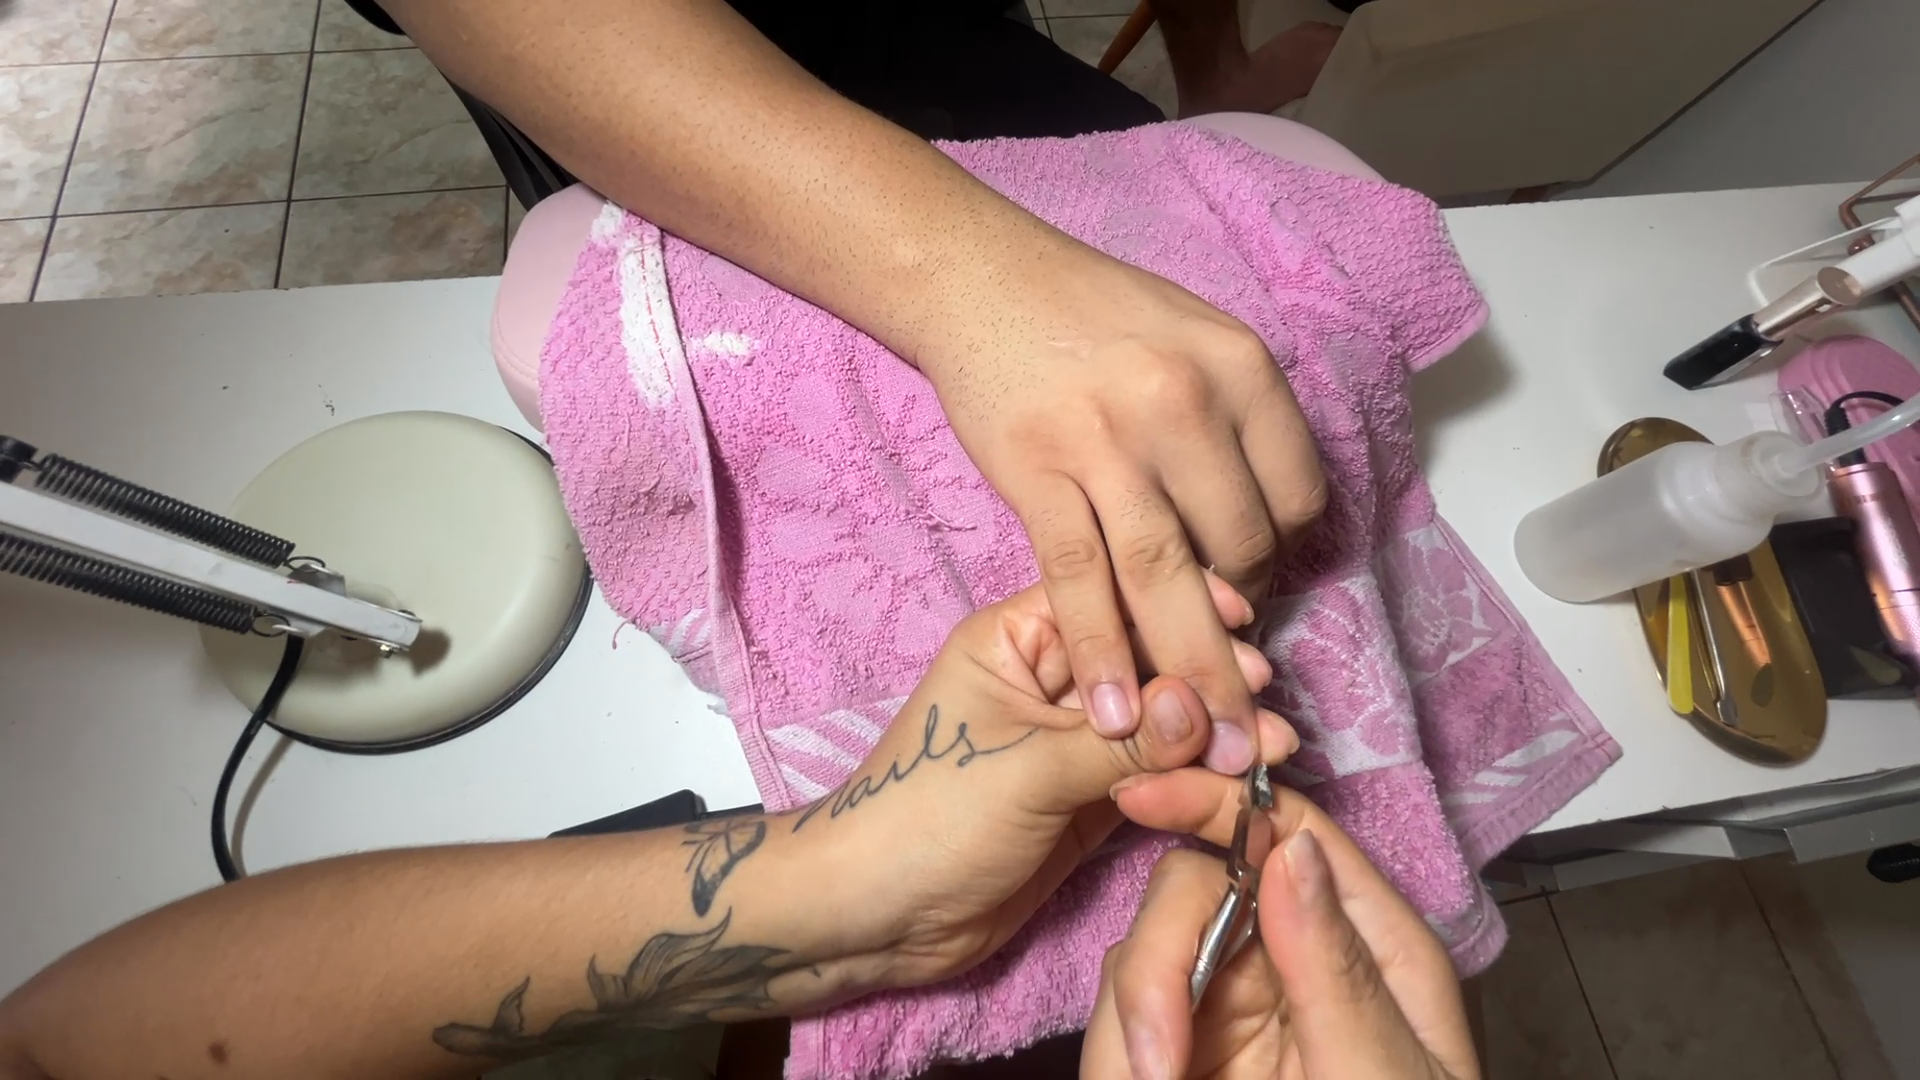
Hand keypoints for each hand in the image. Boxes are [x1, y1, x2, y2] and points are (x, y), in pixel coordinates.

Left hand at [796, 575, 1296, 992]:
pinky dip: (1194, 777)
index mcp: (1018, 637)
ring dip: (1209, 733)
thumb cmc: (933, 813)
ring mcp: (1073, 737)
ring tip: (1271, 747)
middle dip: (1202, 677)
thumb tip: (1206, 703)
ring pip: (1154, 721)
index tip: (1239, 623)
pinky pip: (1151, 774)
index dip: (1171, 609)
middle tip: (1263, 698)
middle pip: (1140, 661)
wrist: (882, 914)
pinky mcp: (1089, 793)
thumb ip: (1120, 742)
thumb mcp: (1027, 769)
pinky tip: (1242, 779)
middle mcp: (1050, 676)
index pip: (1105, 601)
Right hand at [914, 246, 1324, 774]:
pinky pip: (1079, 575)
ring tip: (1206, 745)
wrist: (982, 279)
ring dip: (1188, 670)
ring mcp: (1109, 442)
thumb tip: (1247, 517)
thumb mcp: (1191, 335)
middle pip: (1238, 549)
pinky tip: (1110, 709)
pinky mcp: (1039, 474)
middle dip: (1241, 639)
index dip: (1281, 564)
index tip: (1249, 597)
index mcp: (1242, 368)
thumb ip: (1233, 419)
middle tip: (1249, 714)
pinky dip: (1099, 649)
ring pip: (1163, 576)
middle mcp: (1186, 405)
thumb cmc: (1089, 312)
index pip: (1295, 497)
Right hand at [1080, 771, 1478, 1079]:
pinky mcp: (1177, 1035)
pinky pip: (1123, 1006)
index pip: (1283, 826)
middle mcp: (1284, 947)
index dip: (1211, 797)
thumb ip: (1338, 968)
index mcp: (1360, 939)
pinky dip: (1123, 1050)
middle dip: (1162, 959)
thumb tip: (1286, 843)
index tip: (1140, 794)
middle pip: (1192, 883)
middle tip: (1161, 1062)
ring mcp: (1225, 992)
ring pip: (1144, 945)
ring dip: (1139, 1022)